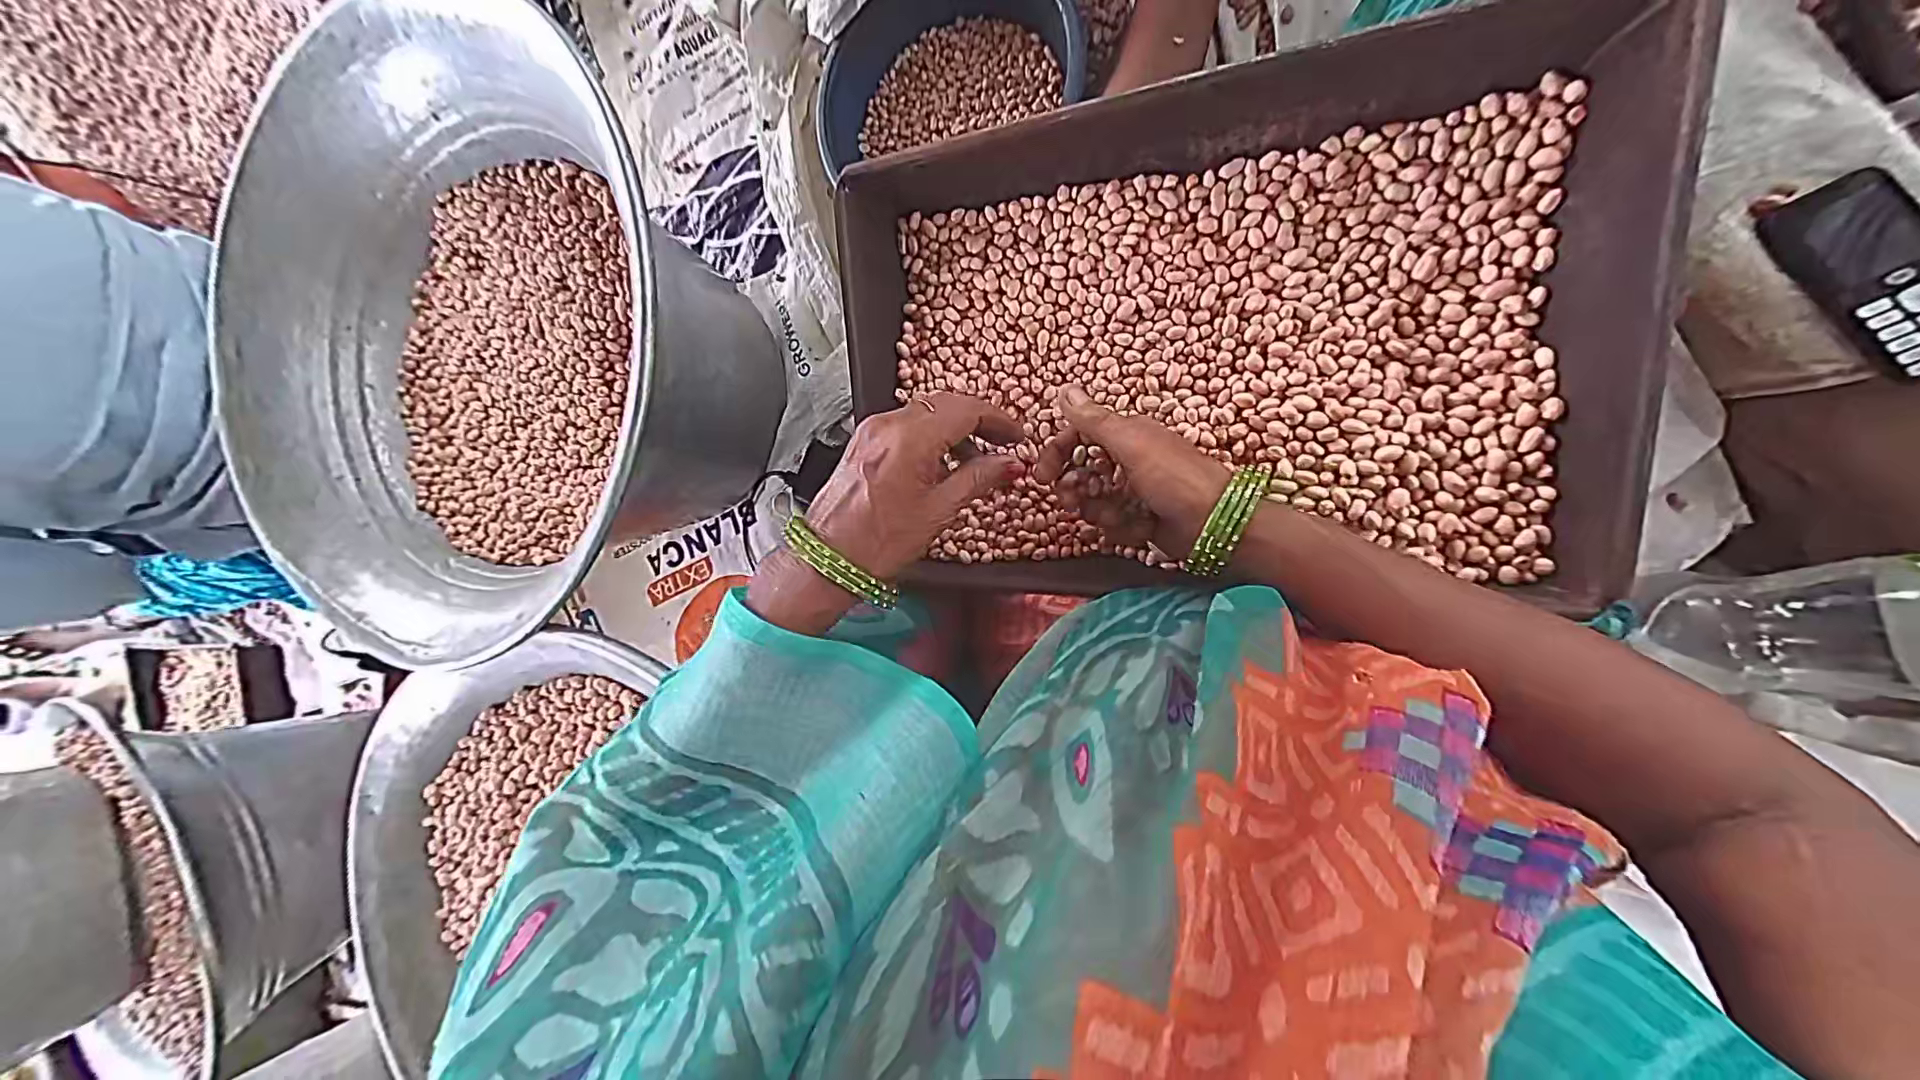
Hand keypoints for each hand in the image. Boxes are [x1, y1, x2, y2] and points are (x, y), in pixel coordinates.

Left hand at [747, 392, 1025, 634]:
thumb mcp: (939, 511)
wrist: (829, 558)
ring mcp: (873, 431)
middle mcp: (887, 426)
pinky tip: (944, 462)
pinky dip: (932, 435)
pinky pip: (907, 425)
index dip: (998, 420)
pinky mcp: (864, 441)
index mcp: (909, 439)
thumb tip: (1009, 463)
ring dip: (956, 429)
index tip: (1016, 435)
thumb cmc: (875, 542)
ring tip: (976, 460)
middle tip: (1003, 444)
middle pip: (947, 404)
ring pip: (927, 412)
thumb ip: (978, 478)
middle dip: (980, 421)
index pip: (967, 409)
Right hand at [1033, 385, 1230, 557]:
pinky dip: (1121, 528)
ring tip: (1114, 516)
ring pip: (1093, 501)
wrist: (1214, 524)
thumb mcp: (1131, 444)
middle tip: (1073, 501)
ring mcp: (1133, 491)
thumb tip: (1065, 390)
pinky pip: (1113, 523)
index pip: (1078, 436)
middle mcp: (1127, 460)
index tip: (1043, 475)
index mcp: (1126, 435)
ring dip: (1098, 511)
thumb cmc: (1174, 478)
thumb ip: (1094, 420)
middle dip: (1074, 488)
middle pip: (1081, 471)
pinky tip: (1137, 527)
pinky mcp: (1139, 518)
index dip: (1058, 453)